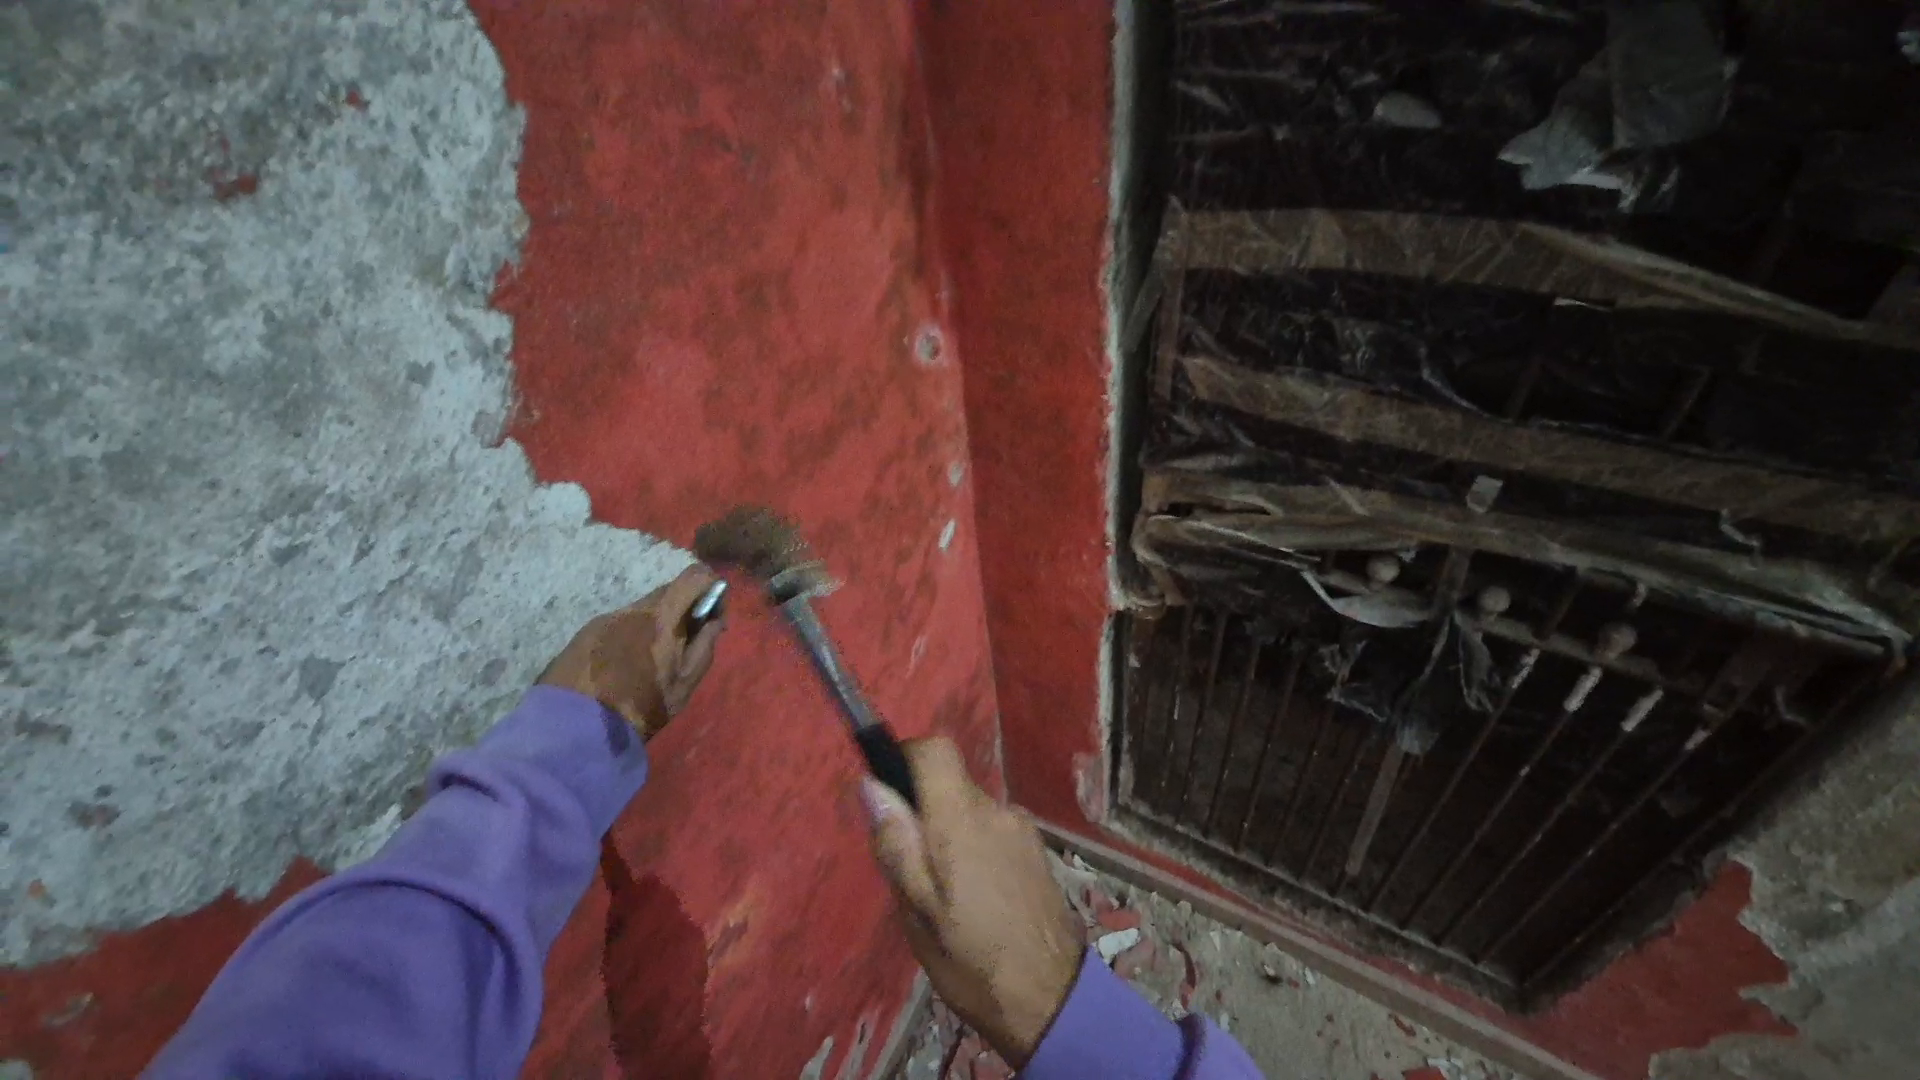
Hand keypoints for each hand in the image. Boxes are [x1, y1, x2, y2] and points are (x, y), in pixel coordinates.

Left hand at [538, 565, 724, 739]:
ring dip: (657, 622)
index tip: (714, 611)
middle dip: (684, 607)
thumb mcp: (684, 684)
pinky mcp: (585, 632)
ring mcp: (605, 619)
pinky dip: (633, 633)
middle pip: (668, 591)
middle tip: (685, 641)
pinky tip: (625, 664)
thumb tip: (714, 621)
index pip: (694, 576)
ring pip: (642, 608)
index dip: (711, 585)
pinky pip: (620, 622)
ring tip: (652, 658)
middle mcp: (632, 609)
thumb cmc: (639, 709)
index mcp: (661, 618)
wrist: (571, 730)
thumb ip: (704, 647)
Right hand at [863, 738, 1083, 1066]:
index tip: (890, 797)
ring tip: (946, 896)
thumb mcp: (918, 912)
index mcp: (962, 820)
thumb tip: (872, 784)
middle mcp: (996, 810)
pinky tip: (977, 898)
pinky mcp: (1035, 848)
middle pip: (949, 784)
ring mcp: (1021, 827)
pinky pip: (992, 829)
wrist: (1054, 1001)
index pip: (934, 749)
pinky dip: (975, 848)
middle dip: (924, 814)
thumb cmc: (973, 962)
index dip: (906, 758)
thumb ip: (896, 843)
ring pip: (969, 810)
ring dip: (949, 835)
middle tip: (913, 874)